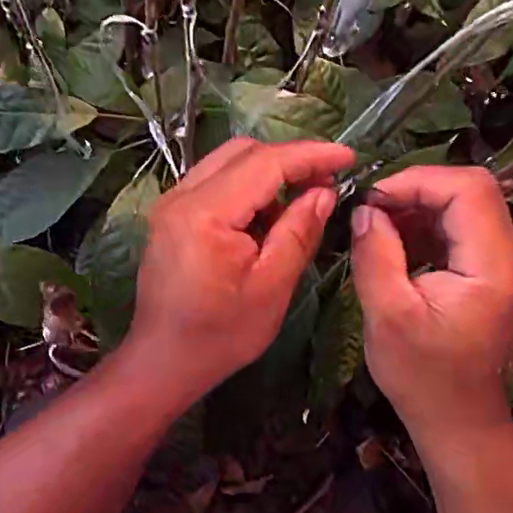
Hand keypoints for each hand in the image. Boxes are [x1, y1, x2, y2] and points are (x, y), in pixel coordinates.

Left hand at [125, 138, 349, 397]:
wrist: (163, 359)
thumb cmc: (219, 333)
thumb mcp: (271, 286)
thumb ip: (299, 231)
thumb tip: (323, 192)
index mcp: (203, 213)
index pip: (264, 163)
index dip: (311, 156)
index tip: (349, 158)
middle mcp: (179, 198)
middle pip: (241, 153)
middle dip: (288, 160)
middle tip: (326, 182)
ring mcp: (169, 207)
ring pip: (224, 165)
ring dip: (265, 175)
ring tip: (299, 205)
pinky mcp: (168, 219)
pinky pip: (211, 185)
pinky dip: (243, 190)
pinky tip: (265, 219)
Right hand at [350, 165, 512, 438]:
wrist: (453, 415)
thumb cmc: (419, 372)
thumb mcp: (387, 314)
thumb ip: (376, 256)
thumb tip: (364, 210)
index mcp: (492, 266)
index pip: (468, 189)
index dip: (417, 181)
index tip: (371, 200)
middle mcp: (509, 256)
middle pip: (471, 191)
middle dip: (416, 189)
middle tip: (370, 210)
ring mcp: (501, 263)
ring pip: (465, 206)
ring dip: (418, 206)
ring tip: (375, 225)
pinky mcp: (487, 272)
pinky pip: (459, 229)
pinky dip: (424, 225)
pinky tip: (392, 242)